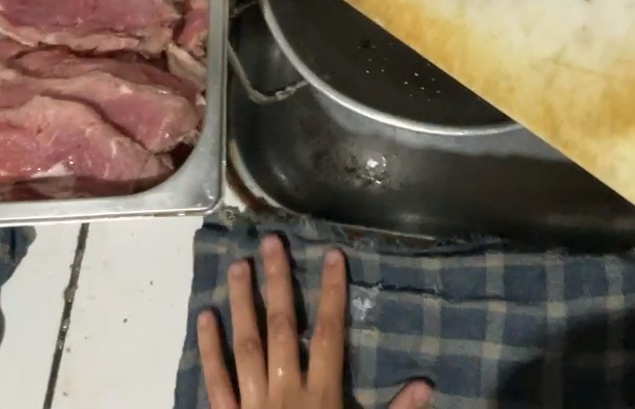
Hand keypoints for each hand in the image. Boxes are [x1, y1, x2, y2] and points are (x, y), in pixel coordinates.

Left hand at [197, 235, 432, 408]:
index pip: (329, 334)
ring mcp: (252, 406)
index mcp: (320, 396)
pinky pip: (216, 383)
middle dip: (277, 282)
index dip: (332, 293)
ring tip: (237, 264)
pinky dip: (209, 350)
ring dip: (241, 303)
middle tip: (270, 241)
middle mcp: (284, 392)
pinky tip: (205, 317)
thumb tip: (429, 385)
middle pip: (281, 327)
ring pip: (245, 345)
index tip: (332, 254)